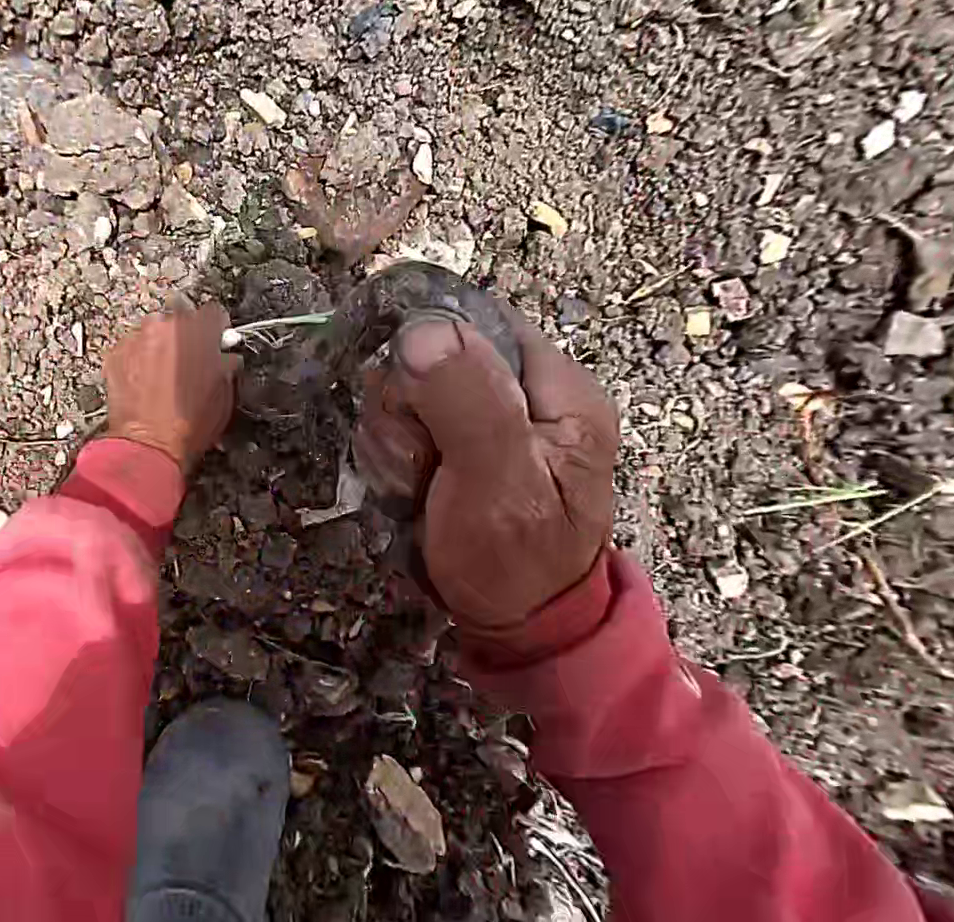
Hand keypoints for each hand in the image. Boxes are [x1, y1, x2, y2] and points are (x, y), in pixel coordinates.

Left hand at [103, 301, 239, 473]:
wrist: (150, 445)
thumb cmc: (189, 423)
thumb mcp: (224, 393)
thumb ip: (226, 364)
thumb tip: (225, 358)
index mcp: (199, 330)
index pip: (214, 313)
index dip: (217, 330)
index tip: (216, 340)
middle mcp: (166, 326)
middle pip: (181, 320)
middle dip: (186, 339)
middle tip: (190, 364)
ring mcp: (138, 339)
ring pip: (154, 332)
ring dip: (161, 347)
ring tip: (166, 376)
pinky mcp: (116, 354)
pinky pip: (132, 348)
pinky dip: (139, 360)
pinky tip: (147, 383)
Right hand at [352, 306, 618, 629]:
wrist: (517, 630)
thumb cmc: (516, 563)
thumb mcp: (499, 483)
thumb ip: (468, 403)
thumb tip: (421, 328)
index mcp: (559, 388)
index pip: (480, 322)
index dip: (433, 352)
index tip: (414, 402)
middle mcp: (526, 394)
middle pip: (434, 356)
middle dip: (408, 409)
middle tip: (420, 460)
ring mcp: (490, 420)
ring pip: (409, 392)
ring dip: (396, 438)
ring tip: (416, 485)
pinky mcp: (460, 445)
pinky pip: (404, 425)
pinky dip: (394, 456)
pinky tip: (409, 488)